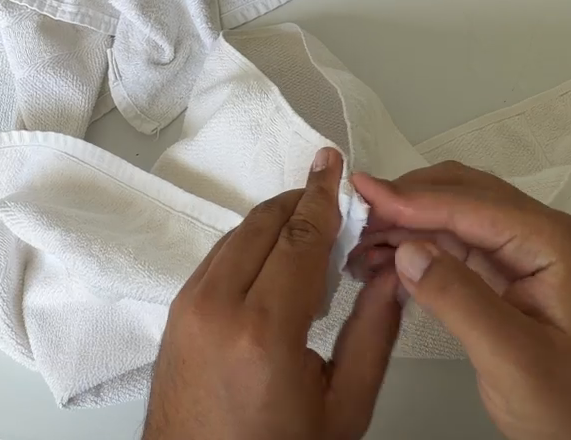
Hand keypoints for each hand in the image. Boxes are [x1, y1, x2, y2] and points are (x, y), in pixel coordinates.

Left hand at [144, 147, 404, 439]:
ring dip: (276, 221)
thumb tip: (394, 272)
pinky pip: (219, 255)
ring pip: (239, 233)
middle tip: (335, 196)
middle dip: (302, 202)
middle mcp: (217, 306)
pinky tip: (276, 262)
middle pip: (265, 223)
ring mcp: (188, 305)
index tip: (334, 161)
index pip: (300, 237)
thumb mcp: (343, 408)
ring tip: (313, 234)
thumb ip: (373, 333)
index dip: (322, 195)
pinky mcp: (176, 311)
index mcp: (263, 330)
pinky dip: (251, 244)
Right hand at [352, 162, 570, 439]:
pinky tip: (386, 255)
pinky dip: (417, 243)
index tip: (360, 190)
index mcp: (546, 239)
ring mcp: (519, 250)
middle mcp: (534, 232)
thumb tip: (404, 248)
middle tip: (354, 214)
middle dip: (405, 200)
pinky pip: (454, 242)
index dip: (411, 197)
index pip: (468, 203)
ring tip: (360, 238)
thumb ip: (460, 300)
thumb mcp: (515, 360)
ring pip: (452, 213)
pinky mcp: (505, 272)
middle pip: (459, 193)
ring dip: (407, 220)